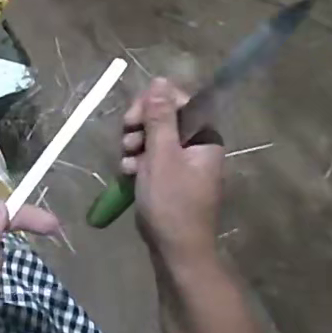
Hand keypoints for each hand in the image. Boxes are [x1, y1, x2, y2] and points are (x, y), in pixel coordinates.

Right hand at [121, 78, 224, 263]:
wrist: (176, 251)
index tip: (132, 120)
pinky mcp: (171, 175)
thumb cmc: (172, 202)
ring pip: (152, 135)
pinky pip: (150, 155)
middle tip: (127, 143)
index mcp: (204, 135)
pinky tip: (128, 174)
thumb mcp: (161, 155)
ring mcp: (185, 161)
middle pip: (162, 116)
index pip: (176, 100)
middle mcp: (198, 144)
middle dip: (139, 127)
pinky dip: (137, 161)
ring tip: (128, 164)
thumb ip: (160, 117)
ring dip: (134, 146)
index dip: (150, 105)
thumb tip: (161, 80)